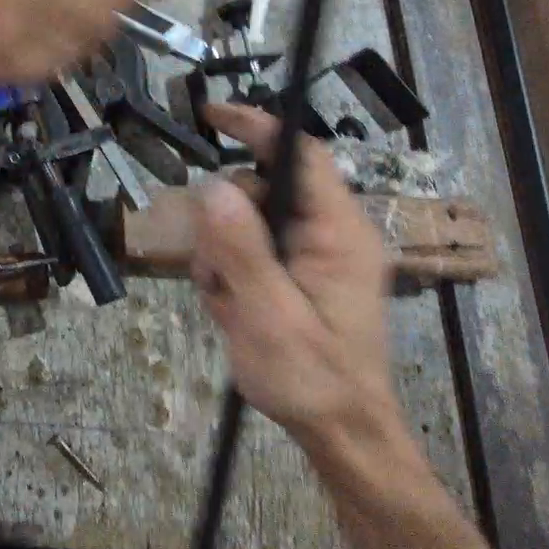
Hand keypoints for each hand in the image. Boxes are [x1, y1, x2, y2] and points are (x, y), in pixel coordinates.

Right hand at [184, 103, 400, 449]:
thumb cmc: (312, 378)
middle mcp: (329, 232)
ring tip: (226, 302)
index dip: (255, 127)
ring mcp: (314, 252)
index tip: (207, 115)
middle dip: (223, 223)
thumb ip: (241, 251)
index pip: (299, 154)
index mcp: (337, 232)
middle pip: (259, 189)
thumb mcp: (270, 317)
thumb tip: (211, 187)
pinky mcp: (299, 271)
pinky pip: (248, 248)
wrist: (341, 433)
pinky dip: (228, 271)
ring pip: (245, 220)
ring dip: (221, 253)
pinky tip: (232, 307)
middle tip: (213, 274)